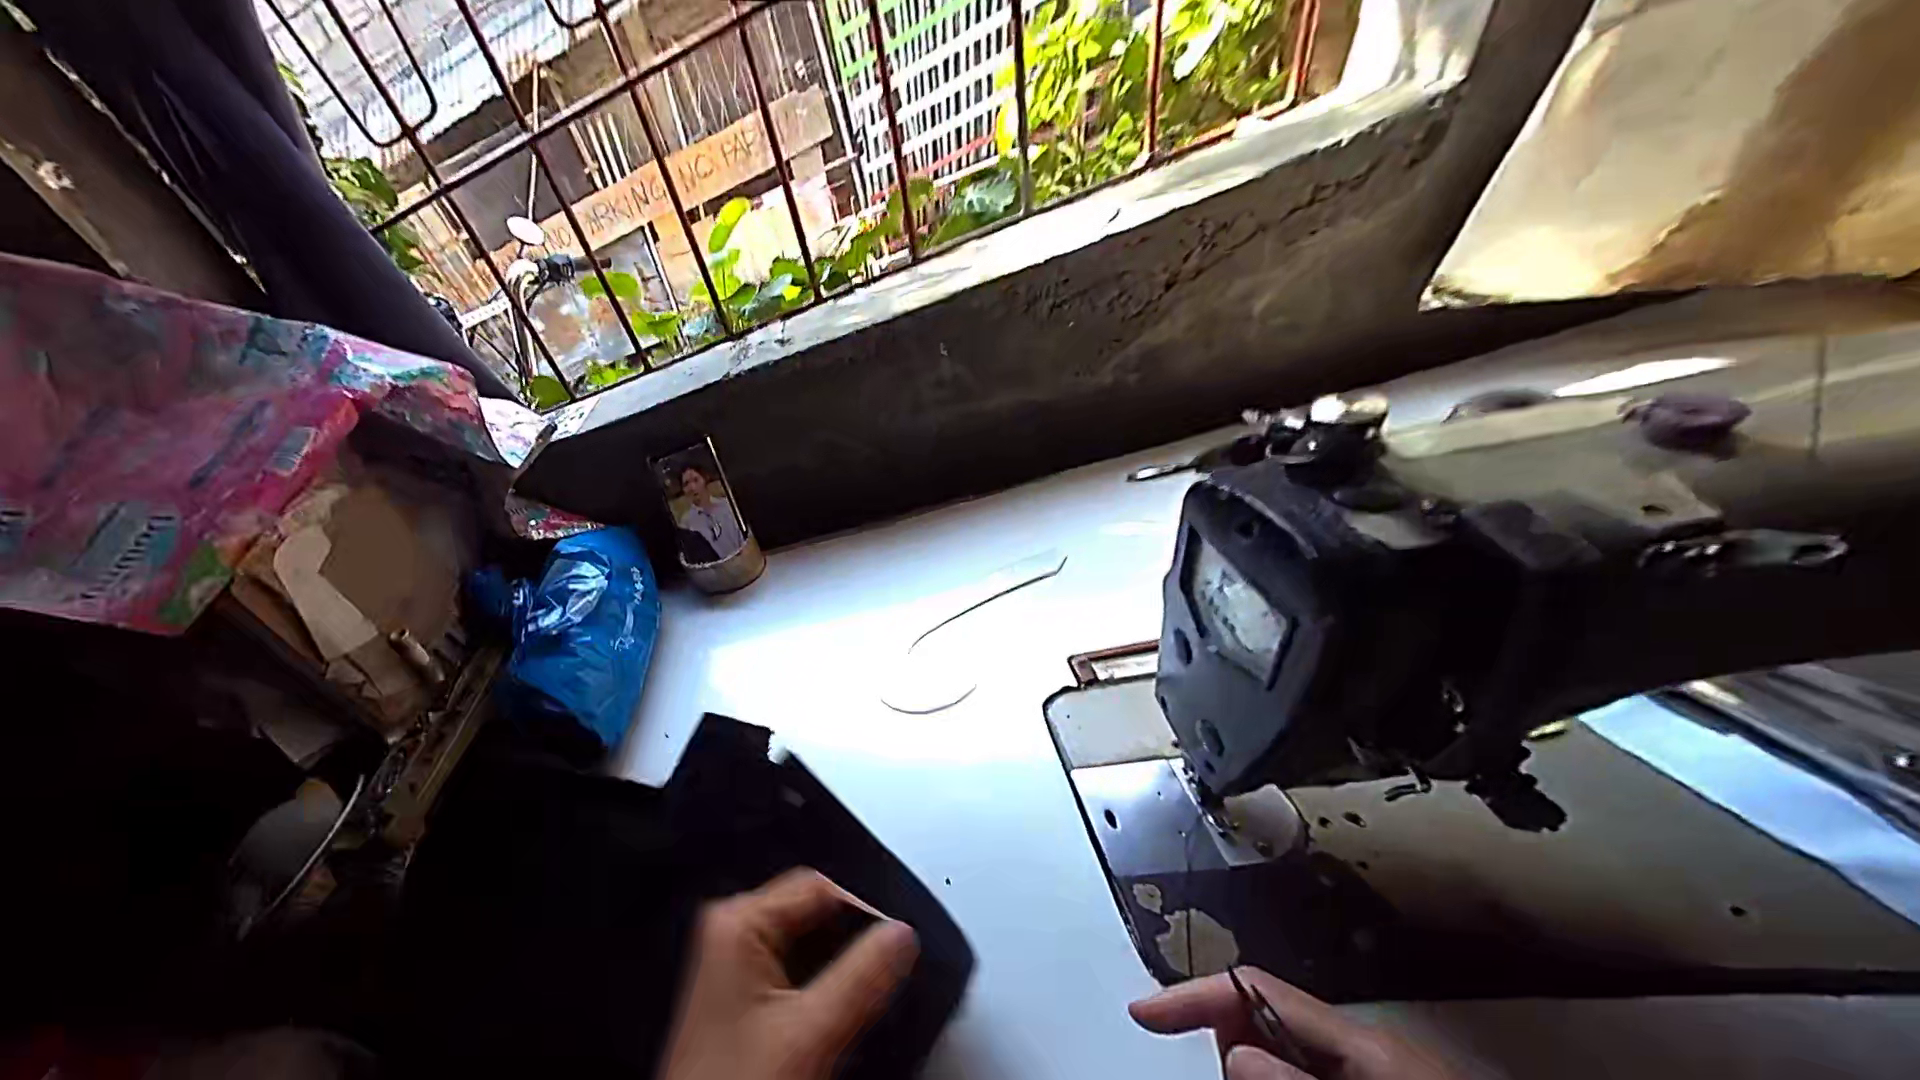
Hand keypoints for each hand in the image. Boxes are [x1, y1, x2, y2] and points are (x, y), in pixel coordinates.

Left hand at [660, 869, 919, 1079]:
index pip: (821, 888)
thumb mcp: (810, 1032)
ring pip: (808, 940)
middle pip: (814, 911)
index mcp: (736, 922)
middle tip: (880, 971)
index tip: (894, 944)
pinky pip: (795, 965)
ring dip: (838, 964)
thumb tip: (902, 935)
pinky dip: (821, 982)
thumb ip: (863, 977)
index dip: (864, 912)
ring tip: (858, 995)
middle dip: (850, 941)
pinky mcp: (740, 991)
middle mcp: (729, 931)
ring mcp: (733, 961)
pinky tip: (833, 1010)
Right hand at [1129, 967, 1460, 1079]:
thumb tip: (1236, 1053)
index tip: (1145, 1013)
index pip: (1255, 989)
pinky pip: (1292, 1073)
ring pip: (1269, 1058)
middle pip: (1255, 1024)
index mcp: (1362, 1041)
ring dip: (1252, 1074)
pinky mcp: (1355, 1079)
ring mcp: (1359, 1068)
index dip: (1193, 995)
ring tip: (1257, 1079)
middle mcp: (1358, 1050)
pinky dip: (1270, 1078)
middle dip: (1233, 1055)